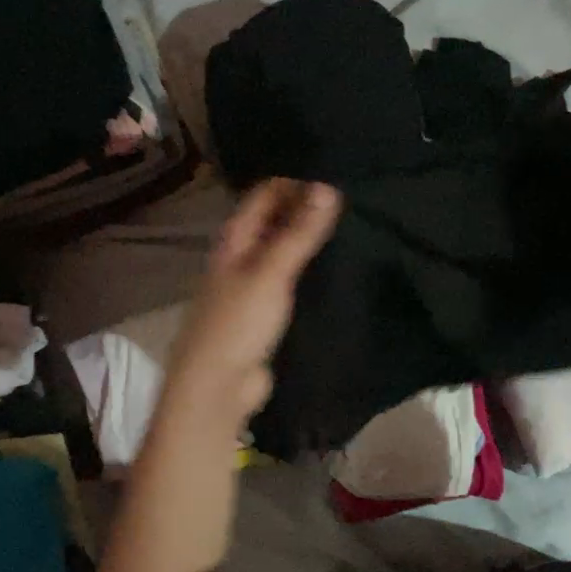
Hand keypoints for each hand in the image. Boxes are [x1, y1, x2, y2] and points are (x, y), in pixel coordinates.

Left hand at [162, 178, 339, 427]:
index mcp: (234, 240)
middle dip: (306, 211)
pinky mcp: (265, 316)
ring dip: (310, 245)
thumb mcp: (271, 273)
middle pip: (274, 223)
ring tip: (353, 235)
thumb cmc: (238, 325)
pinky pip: (291, 286)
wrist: (217, 387)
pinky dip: (310, 276)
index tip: (337, 184)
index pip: (266, 194)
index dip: (297, 184)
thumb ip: (299, 233)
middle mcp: (240, 258)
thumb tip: (328, 187)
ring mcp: (251, 288)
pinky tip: (336, 276)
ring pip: (283, 255)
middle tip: (353, 206)